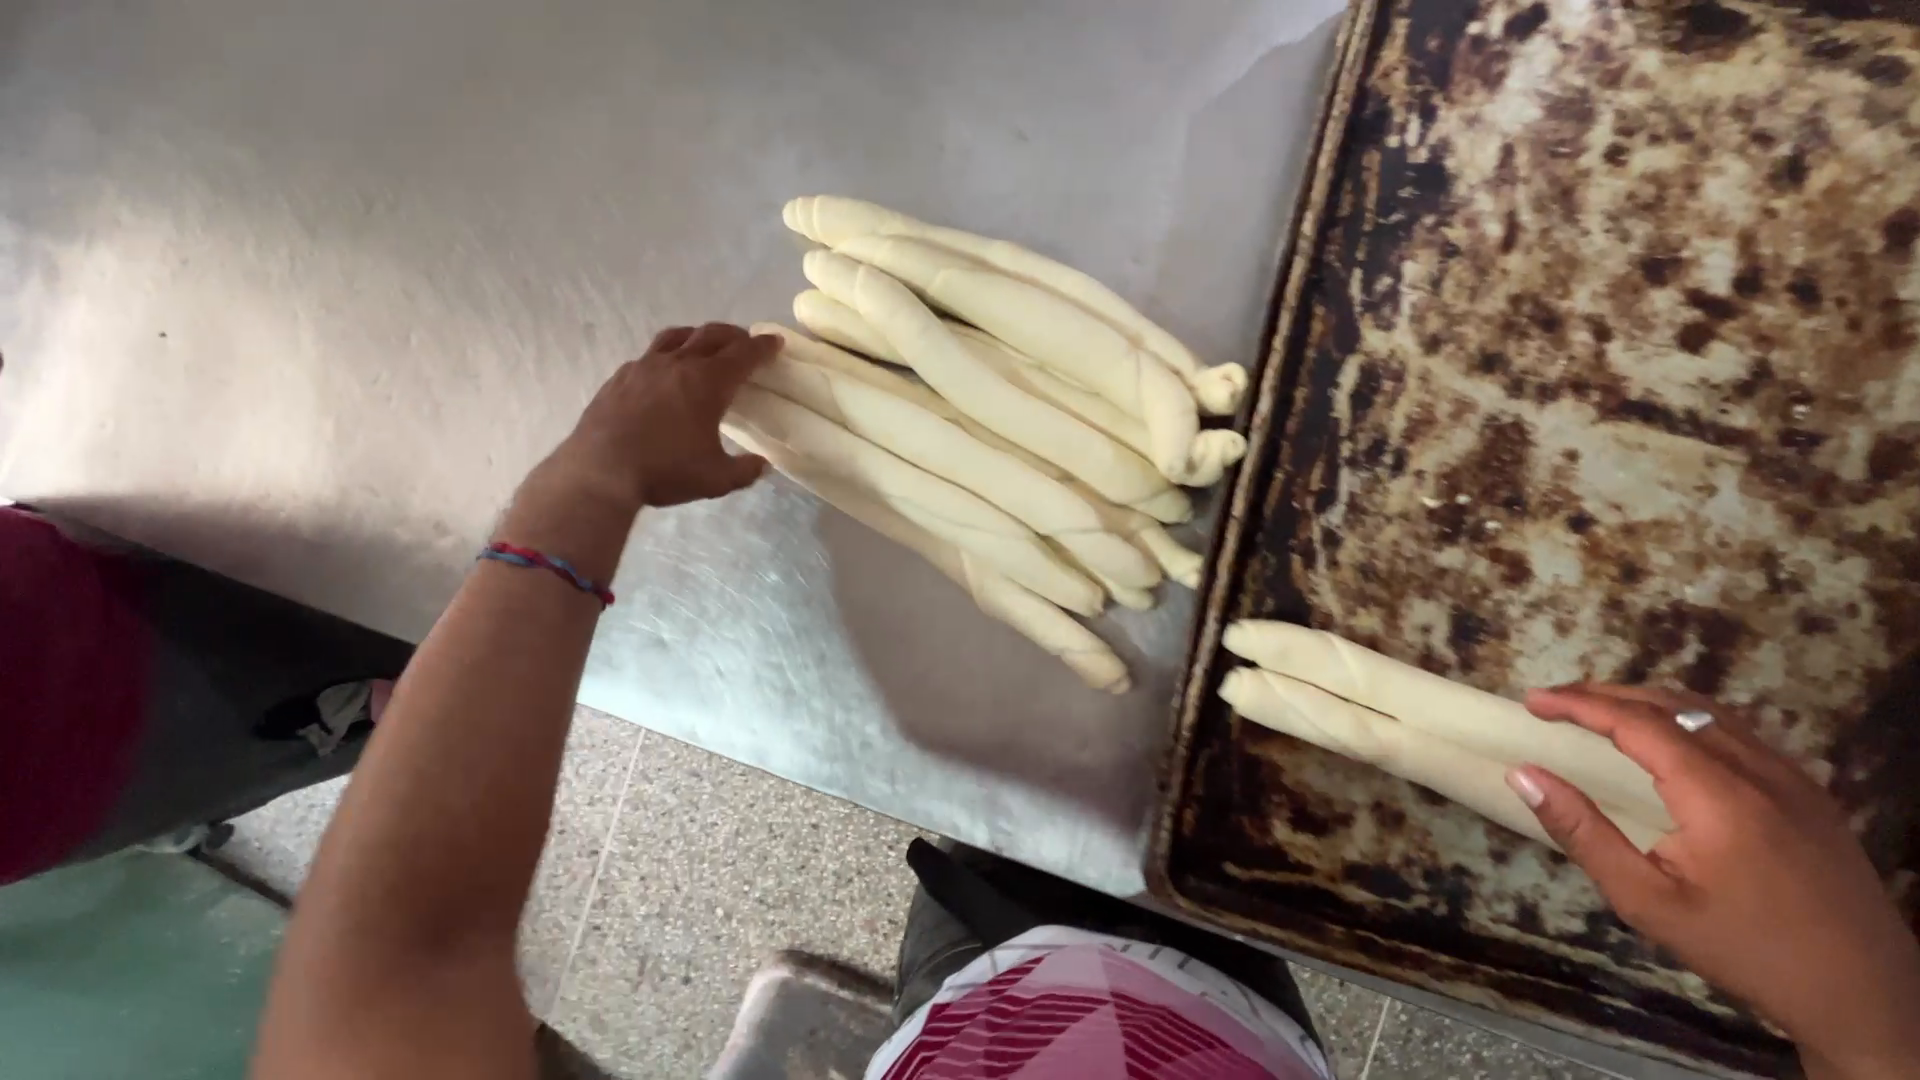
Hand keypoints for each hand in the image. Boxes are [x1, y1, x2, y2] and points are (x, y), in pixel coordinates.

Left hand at [543, 323, 777, 510]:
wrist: (600, 471)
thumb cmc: (665, 471)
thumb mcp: (716, 479)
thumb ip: (744, 470)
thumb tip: (761, 465)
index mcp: (707, 383)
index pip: (743, 355)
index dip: (763, 347)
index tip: (774, 341)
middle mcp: (677, 365)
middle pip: (711, 335)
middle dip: (734, 336)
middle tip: (746, 343)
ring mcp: (644, 367)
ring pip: (677, 337)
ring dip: (698, 336)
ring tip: (705, 344)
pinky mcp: (620, 377)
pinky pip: (650, 355)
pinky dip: (667, 355)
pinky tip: (665, 372)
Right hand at [1510, 685, 1919, 1078]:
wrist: (1871, 1001)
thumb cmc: (1746, 950)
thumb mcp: (1646, 901)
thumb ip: (1582, 832)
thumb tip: (1523, 774)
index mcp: (1721, 796)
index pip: (1638, 722)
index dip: (1579, 703)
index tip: (1531, 702)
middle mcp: (1761, 772)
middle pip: (1674, 705)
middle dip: (1605, 694)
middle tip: (1552, 702)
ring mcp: (1795, 781)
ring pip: (1710, 712)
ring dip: (1646, 702)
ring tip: (1597, 712)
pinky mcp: (1810, 795)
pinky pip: (1739, 732)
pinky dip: (1685, 718)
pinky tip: (1665, 739)